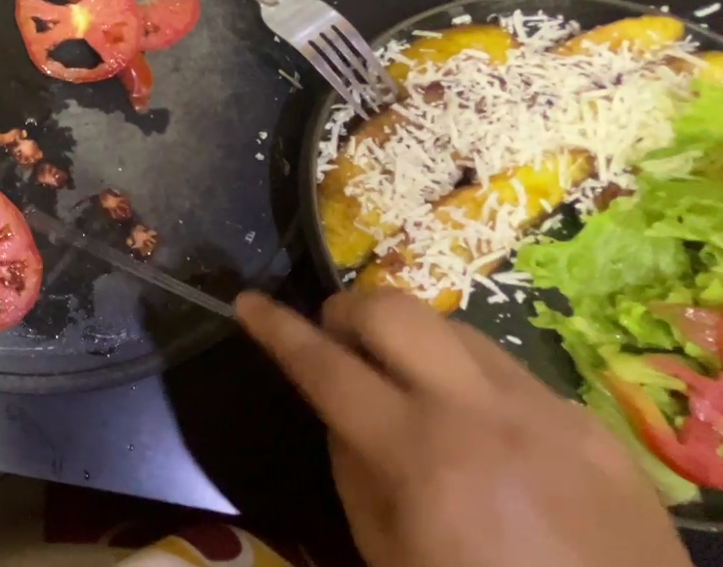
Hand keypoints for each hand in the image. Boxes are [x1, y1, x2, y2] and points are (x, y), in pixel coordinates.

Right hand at [237, 289, 690, 566]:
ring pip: (455, 327)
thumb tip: (339, 405)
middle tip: (338, 341)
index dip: (276, 327)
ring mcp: (548, 414)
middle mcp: (481, 414)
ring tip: (411, 383)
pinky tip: (483, 430)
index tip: (247, 301)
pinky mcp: (596, 427)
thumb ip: (352, 458)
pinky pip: (513, 373)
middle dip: (348, 311)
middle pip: (394, 310)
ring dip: (413, 343)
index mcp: (417, 451)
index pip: (323, 363)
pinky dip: (474, 382)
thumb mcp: (382, 540)